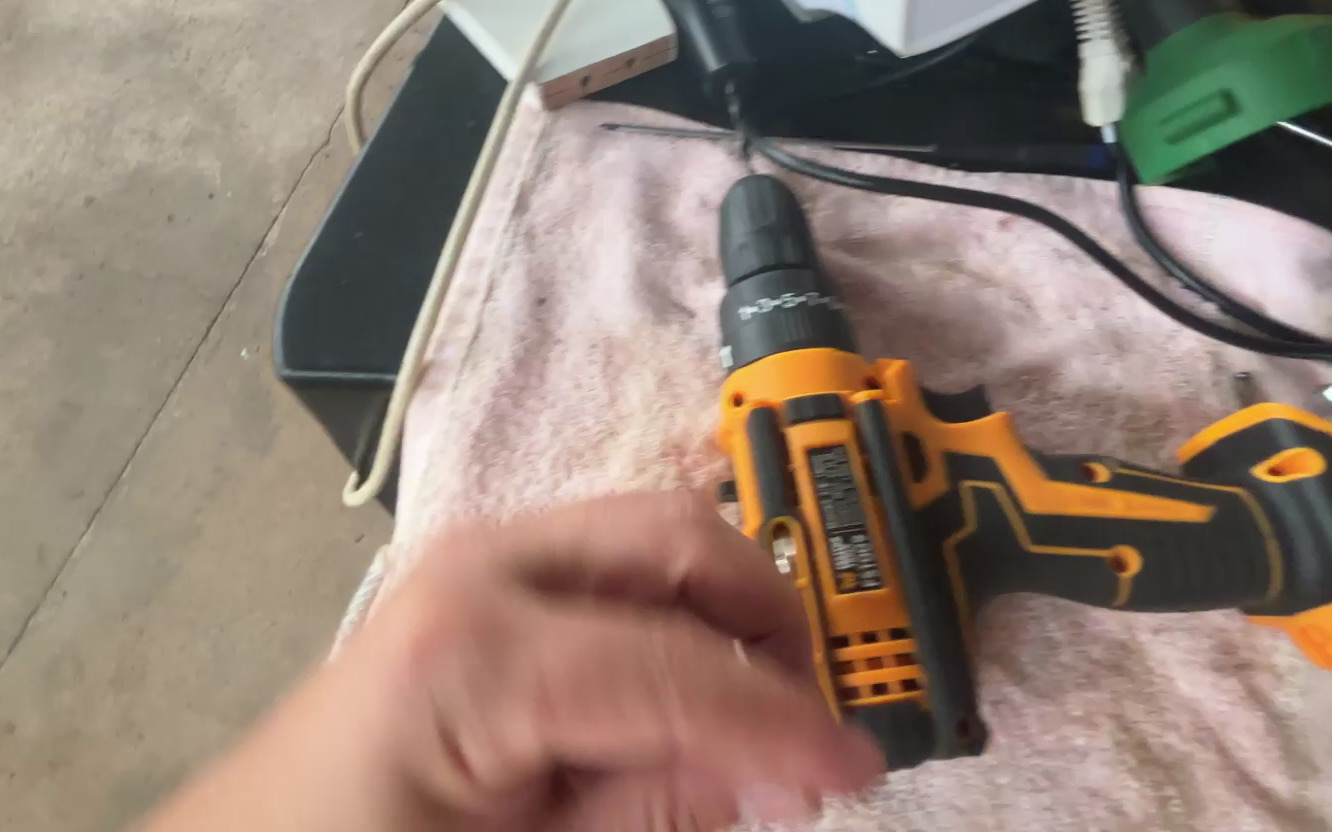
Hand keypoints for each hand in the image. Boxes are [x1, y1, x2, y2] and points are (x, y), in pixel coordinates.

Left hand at [138, 491, 884, 831]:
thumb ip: (653, 809)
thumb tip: (775, 766)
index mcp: (473, 652)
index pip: (673, 666)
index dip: (781, 716)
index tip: (858, 765)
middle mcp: (484, 562)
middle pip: (675, 538)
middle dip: (765, 615)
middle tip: (809, 711)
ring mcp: (487, 547)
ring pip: (658, 529)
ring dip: (729, 603)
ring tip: (758, 698)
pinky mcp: (497, 561)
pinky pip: (622, 556)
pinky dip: (681, 602)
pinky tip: (693, 673)